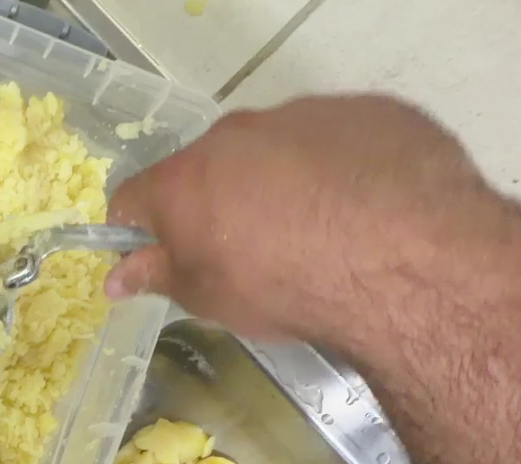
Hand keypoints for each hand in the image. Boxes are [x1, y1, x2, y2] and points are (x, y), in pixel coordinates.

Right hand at [105, 95, 520, 352]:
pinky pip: (329, 141)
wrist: (404, 260)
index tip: (153, 258)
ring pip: (267, 150)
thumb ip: (156, 276)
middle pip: (202, 168)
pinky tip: (351, 213)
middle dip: (207, 204)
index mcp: (183, 179)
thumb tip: (116, 278)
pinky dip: (327, 171)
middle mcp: (236, 134)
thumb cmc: (280, 286)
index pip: (132, 197)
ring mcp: (305, 114)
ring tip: (303, 233)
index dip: (135, 231)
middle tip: (233, 252)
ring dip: (268, 184)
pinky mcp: (369, 110)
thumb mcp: (204, 296)